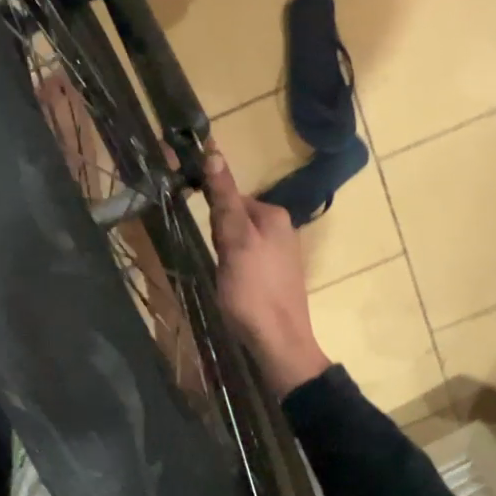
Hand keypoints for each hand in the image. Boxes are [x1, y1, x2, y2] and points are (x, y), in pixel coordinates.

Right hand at [202, 151, 331, 397]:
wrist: (279, 342)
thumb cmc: (252, 291)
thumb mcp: (234, 241)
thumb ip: (225, 198)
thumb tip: (214, 152)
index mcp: (274, 215)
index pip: (231, 198)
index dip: (215, 218)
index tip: (211, 240)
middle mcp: (283, 228)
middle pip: (236, 219)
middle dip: (220, 237)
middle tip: (219, 262)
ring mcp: (282, 254)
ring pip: (240, 241)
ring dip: (226, 255)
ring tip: (226, 278)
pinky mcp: (278, 277)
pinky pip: (249, 260)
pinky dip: (237, 270)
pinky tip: (235, 288)